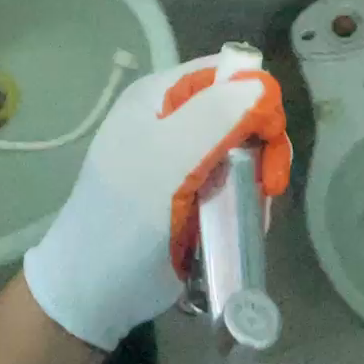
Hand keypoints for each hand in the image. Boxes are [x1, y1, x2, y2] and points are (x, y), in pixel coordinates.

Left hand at [24, 53, 290, 350]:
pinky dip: (245, 202)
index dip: (255, 99)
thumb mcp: (167, 159)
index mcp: (158, 97)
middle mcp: (172, 120)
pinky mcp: (193, 193)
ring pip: (245, 153)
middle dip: (261, 148)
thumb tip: (264, 85)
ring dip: (255, 181)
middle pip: (243, 113)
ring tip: (247, 212)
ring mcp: (183, 159)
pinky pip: (236, 184)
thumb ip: (215, 117)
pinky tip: (239, 224)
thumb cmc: (124, 219)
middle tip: (267, 184)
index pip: (226, 73)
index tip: (267, 139)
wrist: (95, 290)